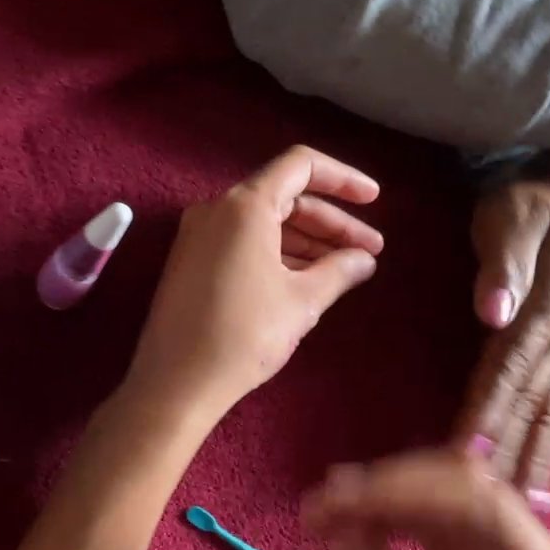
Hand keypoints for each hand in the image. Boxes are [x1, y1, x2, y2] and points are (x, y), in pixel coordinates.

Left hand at [126, 145, 382, 419]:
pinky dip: (274, 255)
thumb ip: (338, 270)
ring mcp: (196, 238)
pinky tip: (303, 281)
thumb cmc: (243, 335)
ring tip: (343, 271)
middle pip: (283, 198)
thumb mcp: (302, 301)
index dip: (343, 179)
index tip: (374, 200)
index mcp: (243, 207)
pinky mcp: (187, 265)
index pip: (300, 167)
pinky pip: (239, 245)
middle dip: (329, 222)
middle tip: (369, 252)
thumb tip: (363, 260)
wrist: (175, 383)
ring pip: (262, 225)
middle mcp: (214, 211)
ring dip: (304, 242)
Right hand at [303, 449, 549, 549]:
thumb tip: (341, 539)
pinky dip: (393, 519)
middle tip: (318, 508)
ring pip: (448, 498)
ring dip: (386, 497)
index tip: (339, 502)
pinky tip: (353, 525)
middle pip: (466, 492)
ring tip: (323, 512)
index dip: (408, 492)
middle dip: (390, 489)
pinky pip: (440, 523)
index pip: (482, 511)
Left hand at [458, 179, 549, 509]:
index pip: (507, 373)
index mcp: (545, 312)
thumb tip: (493, 311)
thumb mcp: (510, 224)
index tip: (468, 457)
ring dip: (537, 459)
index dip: (488, 415)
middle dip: (510, 455)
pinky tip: (548, 472)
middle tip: (493, 507)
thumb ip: (501, 268)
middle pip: (530, 405)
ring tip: (528, 507)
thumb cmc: (525, 208)